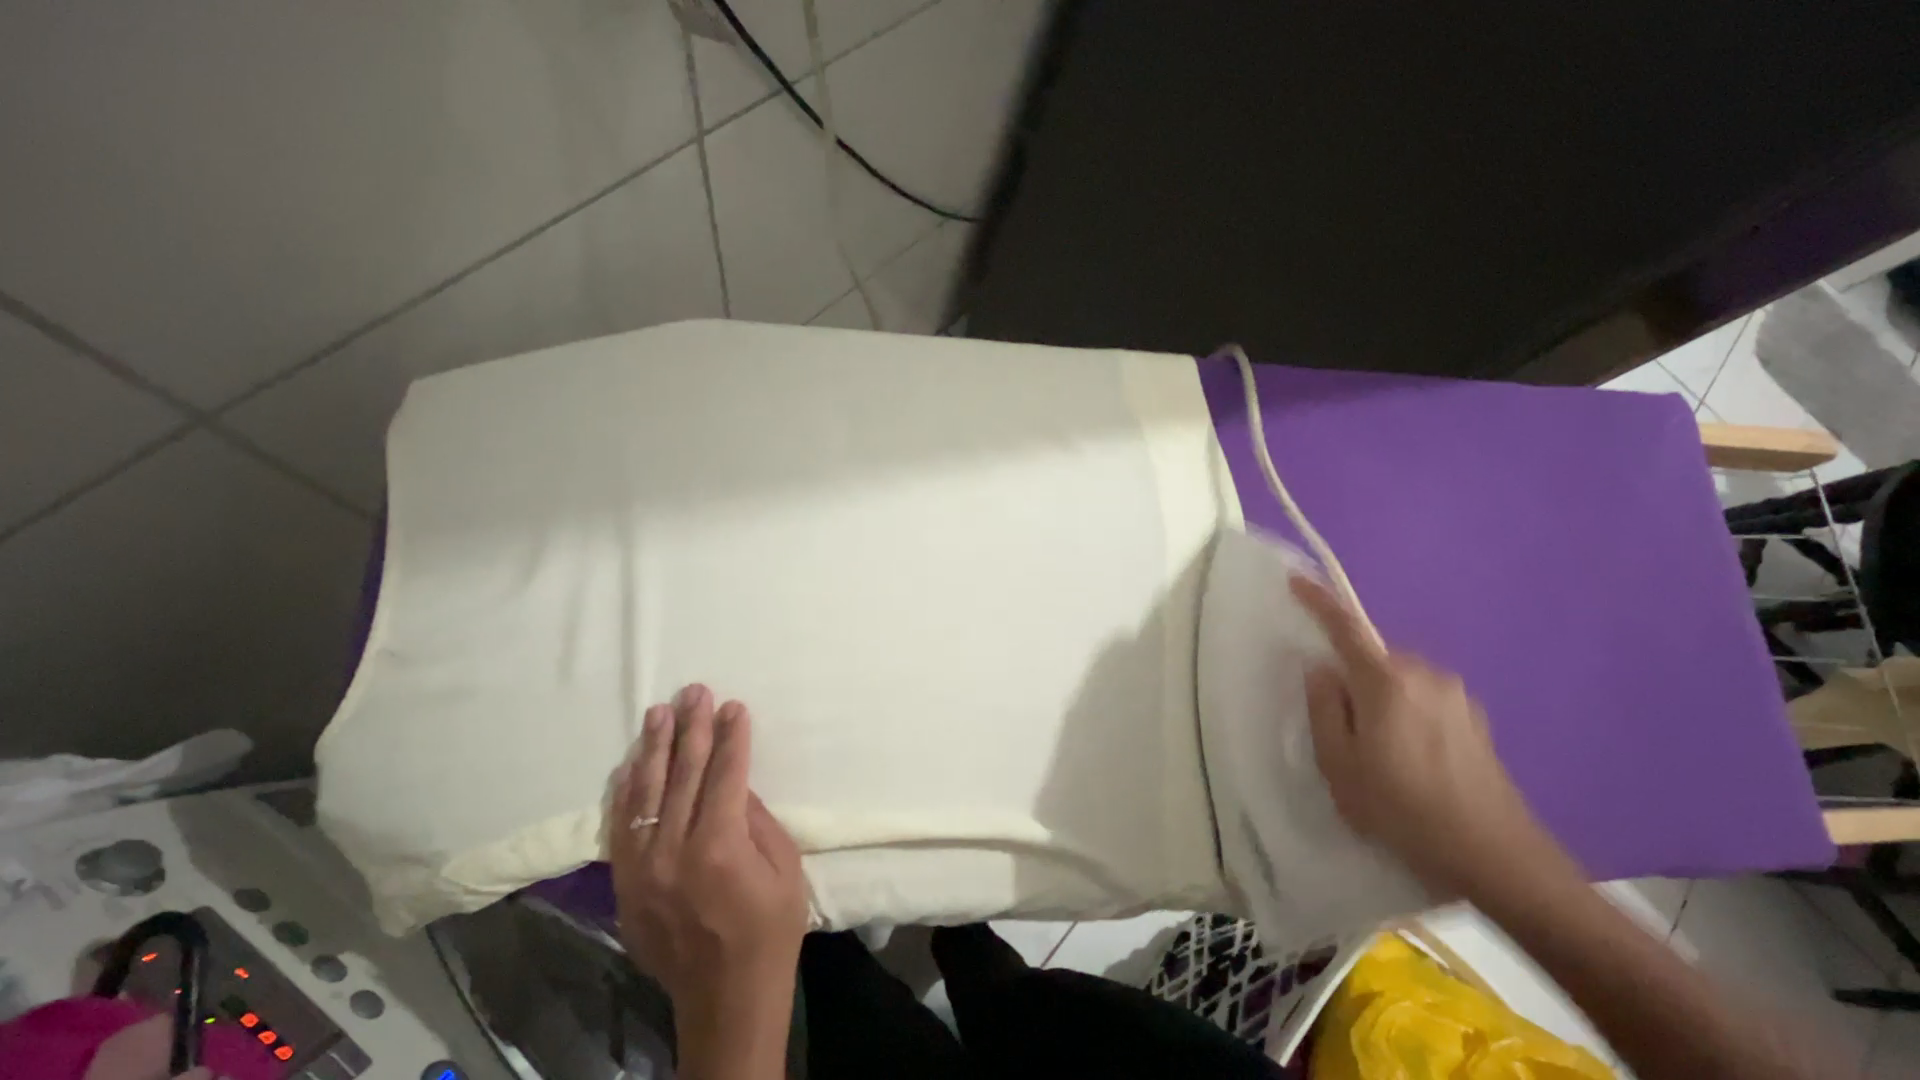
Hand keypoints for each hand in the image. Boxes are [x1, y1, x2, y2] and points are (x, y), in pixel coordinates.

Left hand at [609, 684, 807, 1064]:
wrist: (726, 995)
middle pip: (682, 774)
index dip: (731, 737)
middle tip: (695, 691)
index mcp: (719, 846)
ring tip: (660, 712)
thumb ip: (755, 820)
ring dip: (654, 748)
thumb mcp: (784, 870)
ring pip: (645, 793)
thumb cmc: (770, 931)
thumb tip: (732, 782)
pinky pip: (622, 827)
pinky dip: (627, 791)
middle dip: (692, 729)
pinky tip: (634, 762)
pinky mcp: (625, 884)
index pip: (723, 774)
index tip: (733, 706)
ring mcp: (642, 868)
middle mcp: (673, 850)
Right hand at [1289, 575, 1561, 903]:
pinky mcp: (1475, 720)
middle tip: (1339, 732)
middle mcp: (1426, 676)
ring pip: (1399, 684)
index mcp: (1387, 682)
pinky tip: (1409, 766)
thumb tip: (1322, 671)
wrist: (1495, 855)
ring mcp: (1456, 696)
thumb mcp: (1340, 766)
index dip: (1319, 602)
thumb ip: (1325, 710)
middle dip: (1351, 680)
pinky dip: (1405, 719)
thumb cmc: (1403, 810)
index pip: (1346, 628)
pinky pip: (1423, 703)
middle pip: (1373, 661)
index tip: (1297, 580)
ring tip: (1376, 759)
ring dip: (1380, 704)